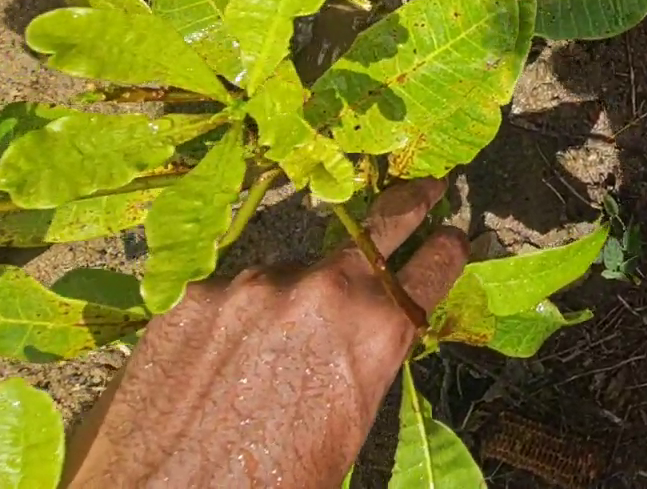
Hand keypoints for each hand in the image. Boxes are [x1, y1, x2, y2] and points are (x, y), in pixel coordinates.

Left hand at [64, 180, 466, 488]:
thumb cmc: (275, 487)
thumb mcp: (351, 425)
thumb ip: (369, 355)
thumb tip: (376, 321)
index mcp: (376, 330)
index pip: (437, 261)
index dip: (448, 250)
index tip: (451, 239)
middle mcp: (325, 290)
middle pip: (385, 222)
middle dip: (414, 201)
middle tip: (429, 187)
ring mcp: (257, 283)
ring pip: (296, 269)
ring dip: (296, 294)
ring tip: (265, 352)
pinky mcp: (196, 293)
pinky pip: (234, 290)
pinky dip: (236, 316)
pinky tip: (216, 362)